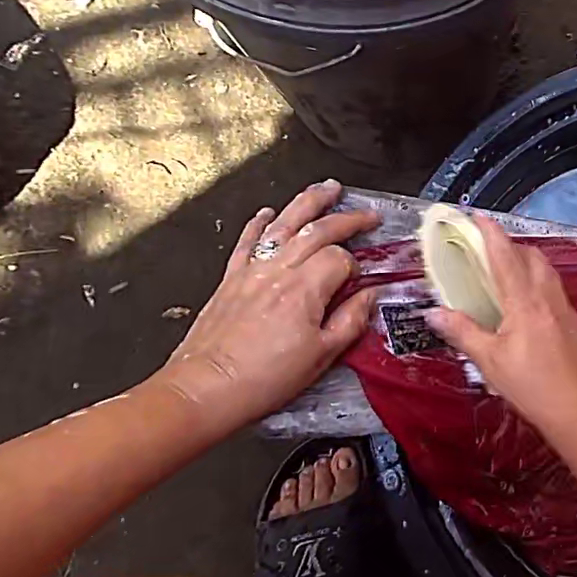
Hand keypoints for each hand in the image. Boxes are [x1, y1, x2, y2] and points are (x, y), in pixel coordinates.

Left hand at [149, 180, 378, 436]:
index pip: (340, 259)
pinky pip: (248, 239)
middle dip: (347, 218)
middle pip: (318, 229)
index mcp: (305, 289)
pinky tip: (268, 212)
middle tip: (367, 215)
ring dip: (309, 201)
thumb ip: (351, 321)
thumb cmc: (262, 378)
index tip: (359, 281)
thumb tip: (370, 297)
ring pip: (285, 222)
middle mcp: (279, 269)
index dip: (355, 267)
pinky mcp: (231, 276)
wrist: (206, 387)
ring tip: (327, 189)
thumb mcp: (320, 357)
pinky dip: (259, 222)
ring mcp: (252, 269)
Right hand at [425, 215, 576, 431]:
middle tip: (488, 248)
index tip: (477, 217)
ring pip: (546, 270)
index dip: (491, 233)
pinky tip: (527, 302)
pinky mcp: (575, 323)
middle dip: (510, 244)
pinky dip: (537, 280)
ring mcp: (565, 309)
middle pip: (531, 256)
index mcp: (524, 301)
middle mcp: (547, 297)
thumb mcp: (490, 362)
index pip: (505, 256)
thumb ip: (462, 332)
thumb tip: (433, 313)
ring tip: (506, 270)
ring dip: (526, 260)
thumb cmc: (535, 387)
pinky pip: (553, 288)